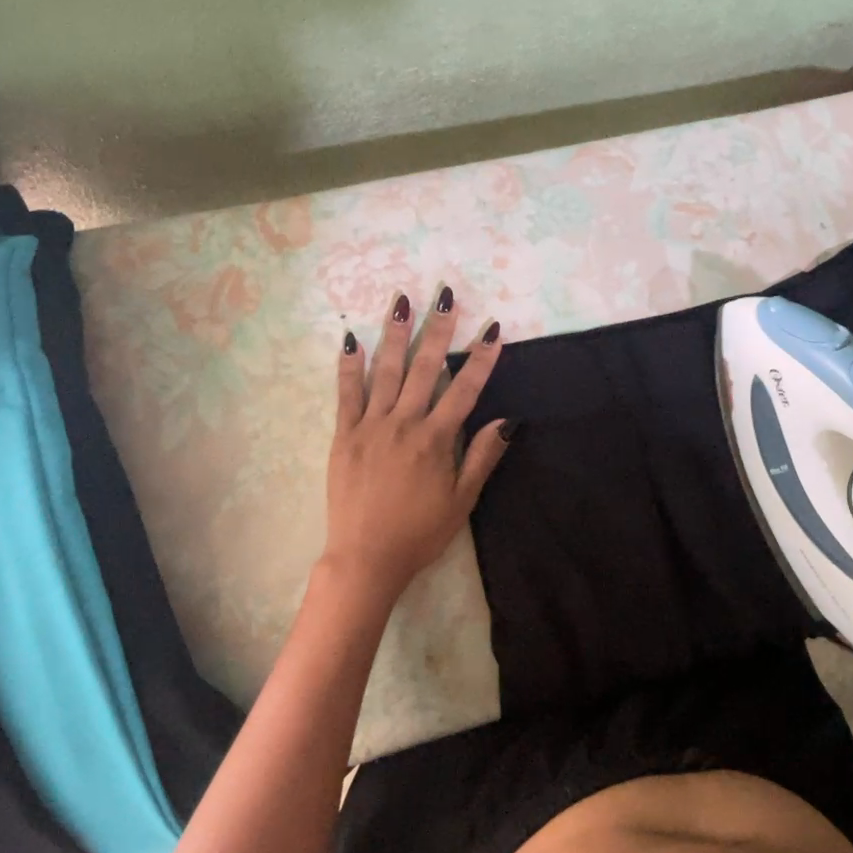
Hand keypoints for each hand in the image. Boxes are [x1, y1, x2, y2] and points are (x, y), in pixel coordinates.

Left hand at [326, 287, 509, 594]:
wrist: (366, 557)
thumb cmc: (420, 532)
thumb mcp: (462, 500)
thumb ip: (482, 456)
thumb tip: (507, 421)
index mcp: (435, 440)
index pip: (464, 389)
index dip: (481, 358)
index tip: (493, 329)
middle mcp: (404, 423)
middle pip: (424, 368)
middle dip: (438, 329)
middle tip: (446, 295)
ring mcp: (370, 426)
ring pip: (385, 371)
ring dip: (395, 334)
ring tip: (401, 301)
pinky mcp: (345, 436)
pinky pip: (346, 394)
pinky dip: (349, 367)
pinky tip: (351, 340)